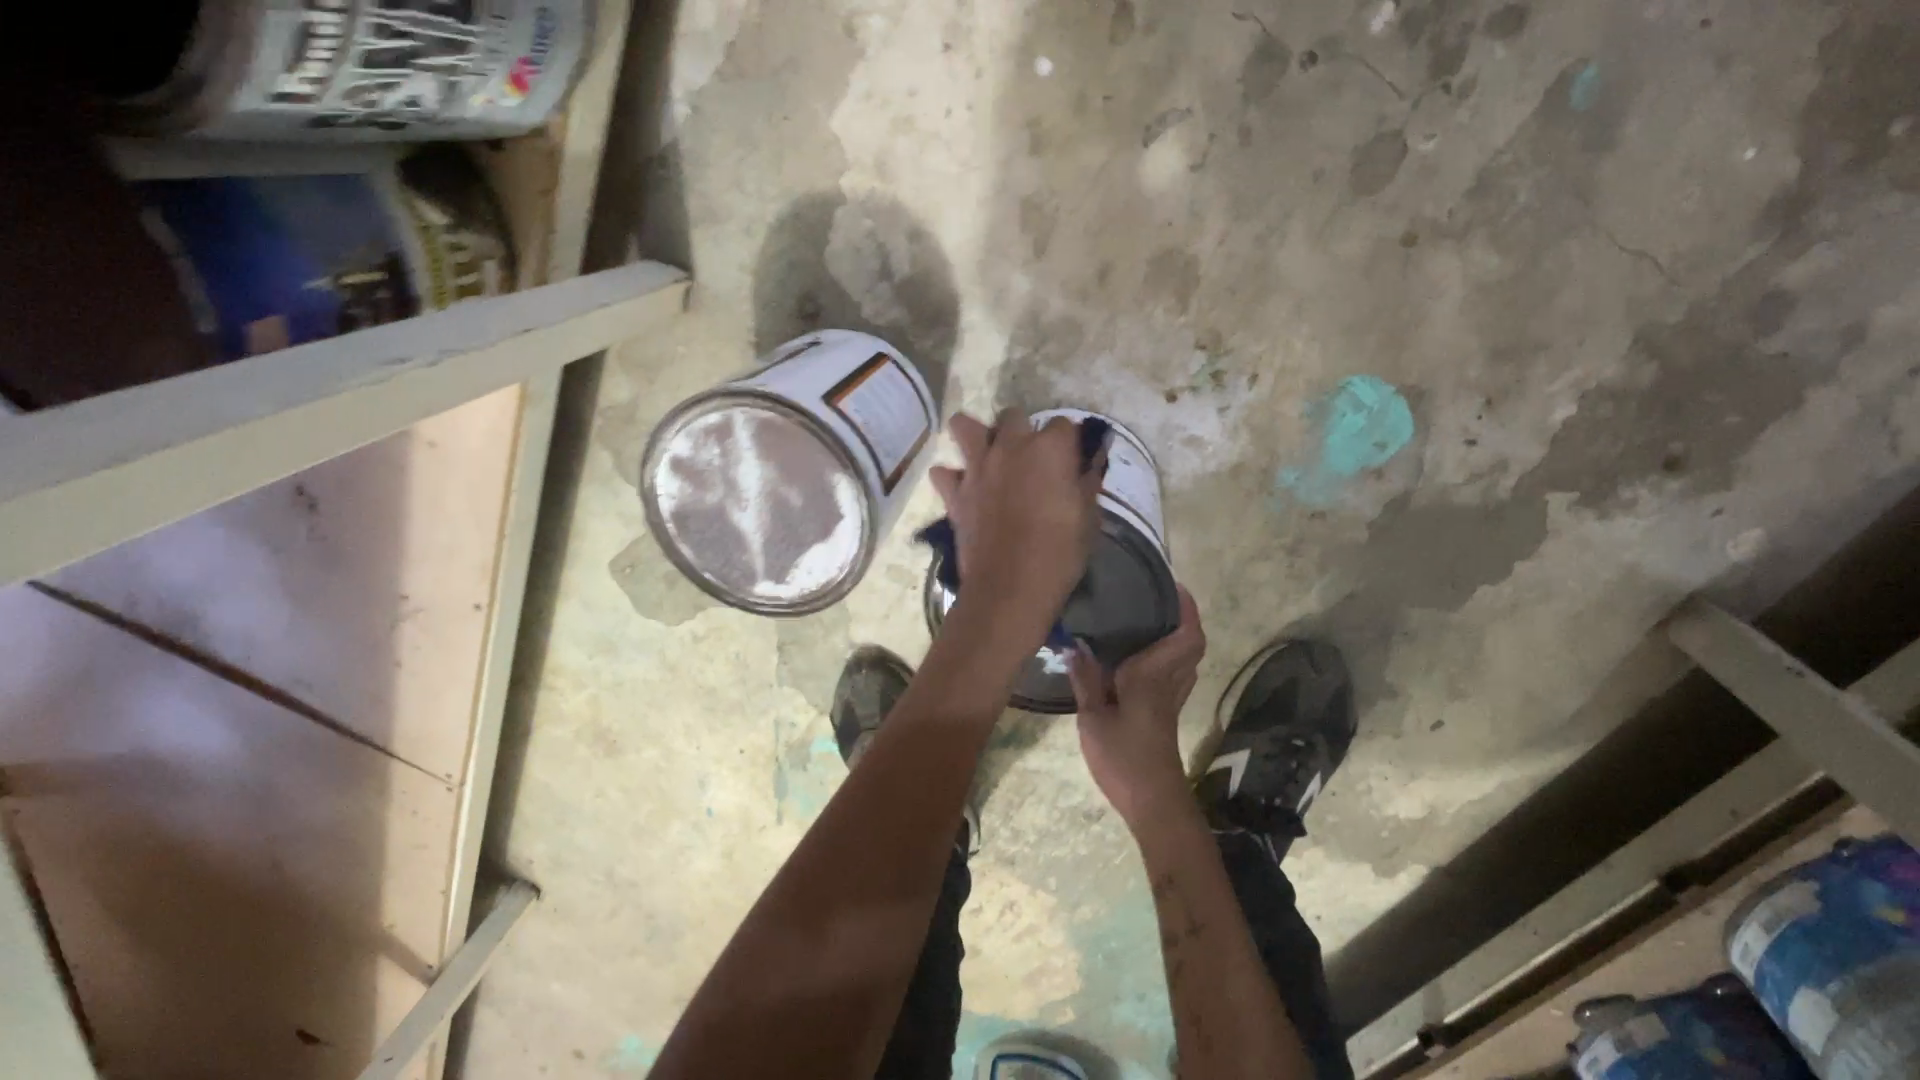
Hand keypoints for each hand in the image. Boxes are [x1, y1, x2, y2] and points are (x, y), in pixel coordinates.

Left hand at [929, 409, 1105, 637]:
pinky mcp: (955, 493)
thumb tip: (1092, 463)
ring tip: (984, 450)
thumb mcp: (1089, 517)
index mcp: (1050, 448)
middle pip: (1014, 417)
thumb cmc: (1060, 552)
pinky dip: (950, 477)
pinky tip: (960, 486)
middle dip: (1023, 429)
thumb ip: (1087, 482)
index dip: (1069, 441)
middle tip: (1030, 456)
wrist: (1010, 587)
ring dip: (975, 434)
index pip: (1064, 424)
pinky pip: (944, 473)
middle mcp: (1011, 447)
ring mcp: (977, 468)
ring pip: (965, 427)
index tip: (1072, 459)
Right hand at [1068, 587, 1206, 826]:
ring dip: (1177, 637)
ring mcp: (1171, 700)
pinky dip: (1168, 658)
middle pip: (1192, 643)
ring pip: (1187, 660)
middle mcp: (1168, 682)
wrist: (1152, 801)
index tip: (1171, 584)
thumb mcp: (1093, 718)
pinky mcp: (1166, 714)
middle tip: (1154, 598)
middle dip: (1182, 617)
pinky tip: (1141, 659)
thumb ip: (1085, 680)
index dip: (1186, 608)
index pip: (1185, 635)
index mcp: (1152, 675)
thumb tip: (1074, 644)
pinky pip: (1175, 675)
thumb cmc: (1123, 757)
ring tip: (1148, 621)